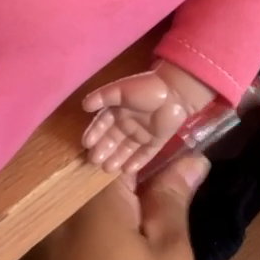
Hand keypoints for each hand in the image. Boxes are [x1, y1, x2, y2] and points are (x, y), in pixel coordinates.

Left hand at [0, 153, 209, 259]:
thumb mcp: (170, 256)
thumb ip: (174, 199)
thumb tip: (189, 159)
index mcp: (89, 194)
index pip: (123, 143)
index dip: (155, 146)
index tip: (180, 154)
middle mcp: (48, 208)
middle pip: (92, 175)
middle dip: (128, 178)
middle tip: (163, 199)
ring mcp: (25, 244)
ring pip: (70, 209)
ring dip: (101, 212)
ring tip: (134, 237)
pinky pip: (52, 241)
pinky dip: (77, 242)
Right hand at [81, 63, 215, 174]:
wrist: (175, 91)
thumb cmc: (145, 88)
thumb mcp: (120, 90)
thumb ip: (102, 97)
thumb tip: (84, 105)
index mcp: (119, 109)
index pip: (103, 123)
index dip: (94, 133)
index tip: (86, 144)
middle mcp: (129, 123)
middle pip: (113, 139)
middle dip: (104, 149)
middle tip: (94, 161)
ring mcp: (143, 133)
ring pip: (127, 148)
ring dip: (117, 158)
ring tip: (107, 169)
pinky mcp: (157, 140)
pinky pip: (146, 153)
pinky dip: (137, 162)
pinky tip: (127, 171)